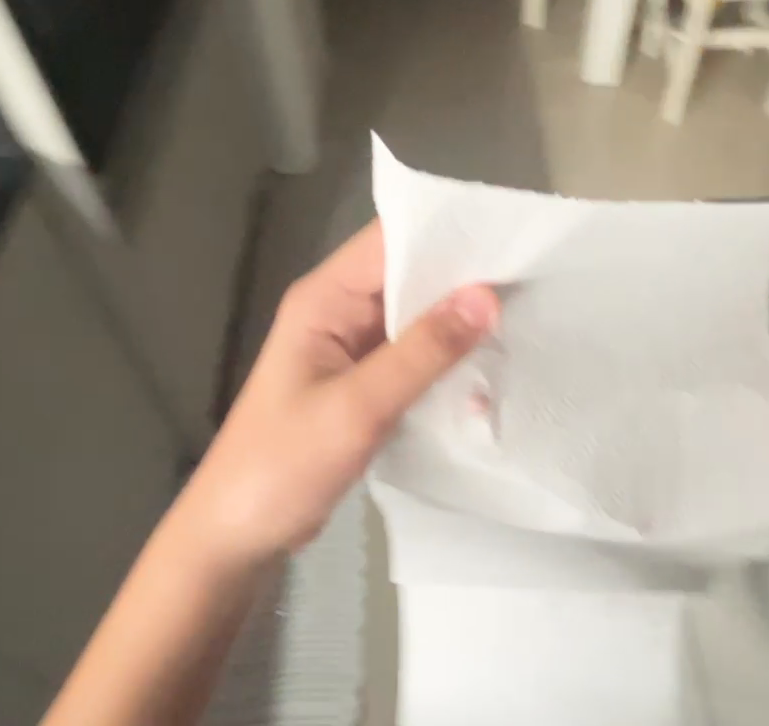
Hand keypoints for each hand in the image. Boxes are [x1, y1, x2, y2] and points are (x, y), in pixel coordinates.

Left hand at [168, 221, 497, 570]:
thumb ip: (423, 351)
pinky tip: (488, 363)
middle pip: (408, 273)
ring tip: (524, 313)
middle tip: (530, 278)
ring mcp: (351, 346)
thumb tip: (488, 295)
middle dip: (463, 275)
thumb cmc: (284, 464)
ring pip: (415, 314)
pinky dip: (446, 355)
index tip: (508, 237)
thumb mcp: (358, 407)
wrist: (237, 535)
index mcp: (325, 297)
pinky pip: (413, 352)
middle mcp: (339, 309)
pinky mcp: (363, 380)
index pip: (391, 240)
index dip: (446, 232)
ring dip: (458, 317)